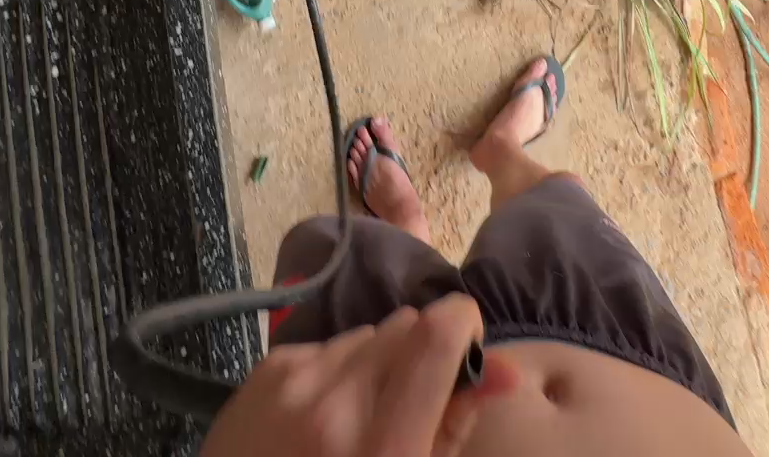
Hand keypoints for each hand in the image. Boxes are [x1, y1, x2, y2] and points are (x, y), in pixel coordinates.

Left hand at [202, 294, 485, 456]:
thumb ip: (454, 428)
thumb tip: (502, 369)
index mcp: (382, 450)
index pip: (437, 335)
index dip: (464, 326)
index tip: (466, 351)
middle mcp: (334, 405)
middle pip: (407, 324)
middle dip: (420, 352)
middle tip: (408, 404)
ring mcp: (292, 381)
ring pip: (367, 333)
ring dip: (376, 362)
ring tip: (359, 416)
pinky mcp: (265, 369)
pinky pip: (327, 345)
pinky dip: (337, 370)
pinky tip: (320, 416)